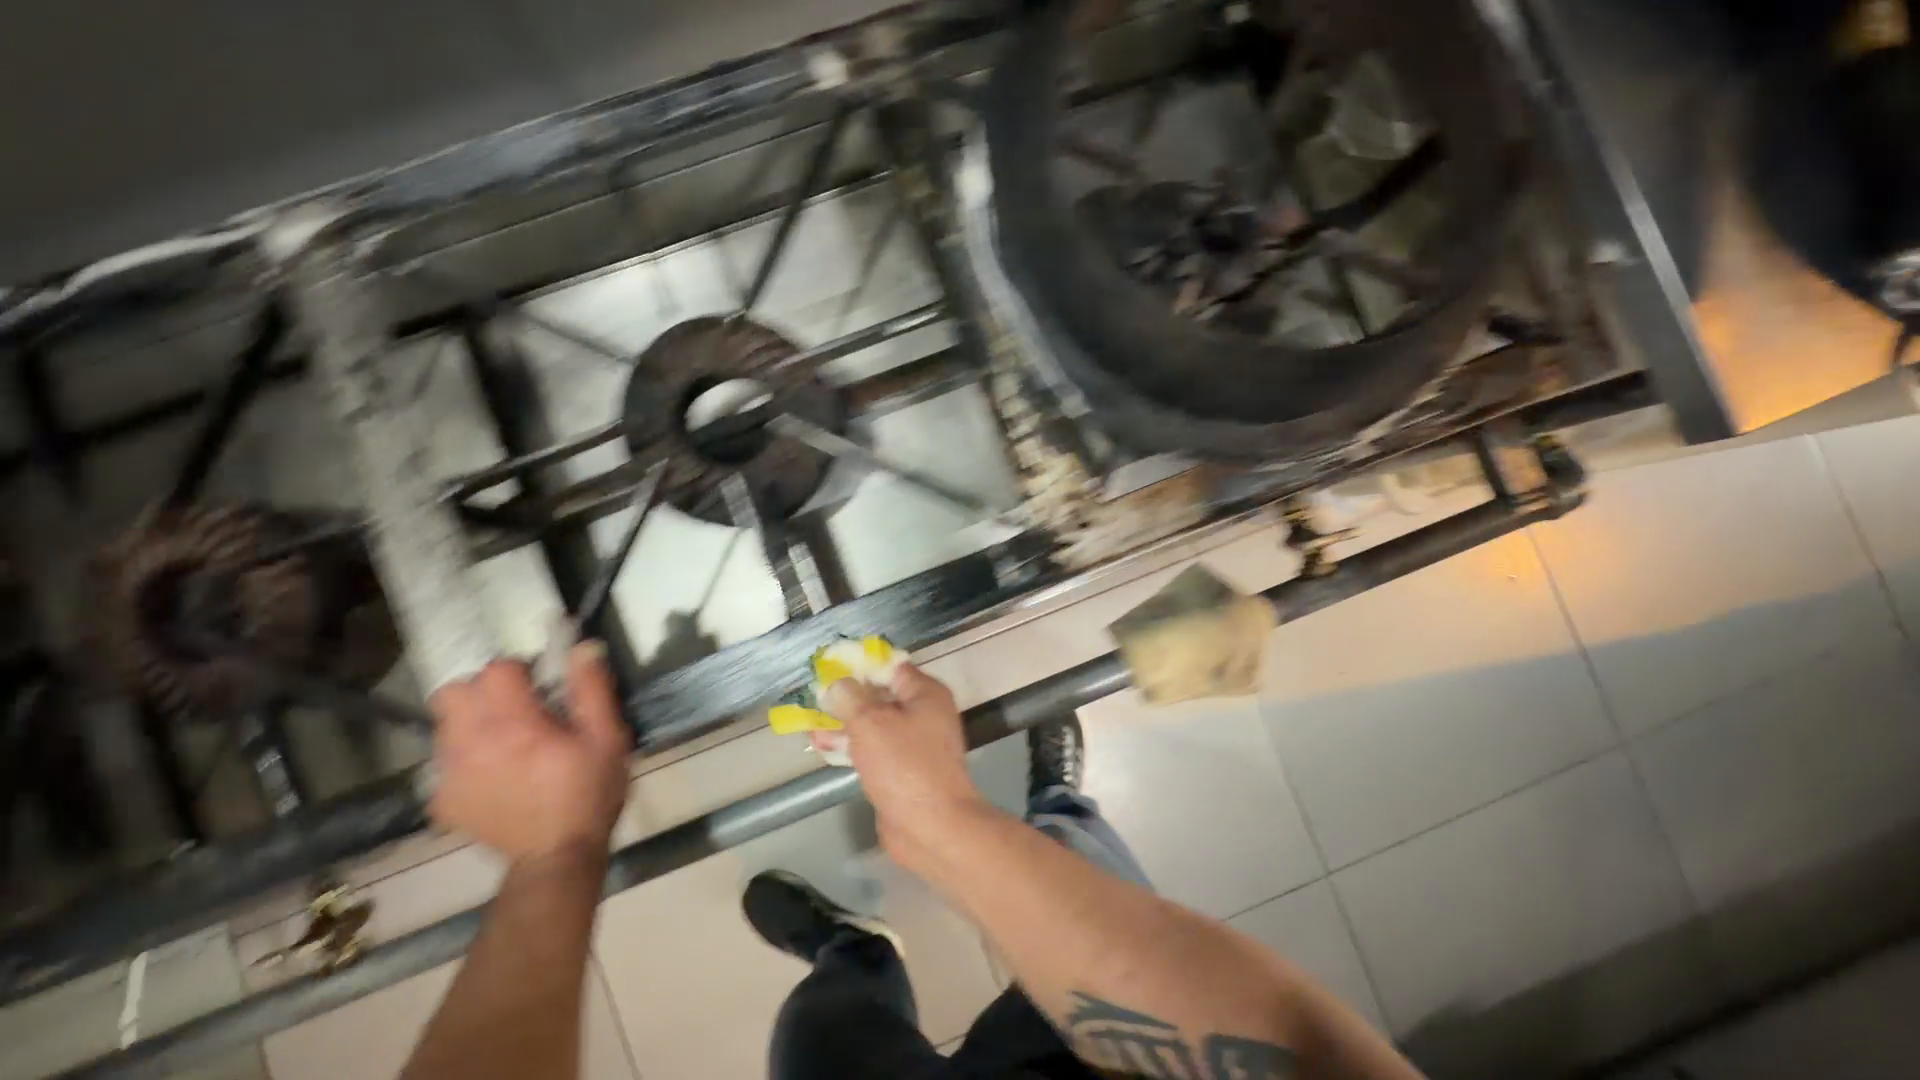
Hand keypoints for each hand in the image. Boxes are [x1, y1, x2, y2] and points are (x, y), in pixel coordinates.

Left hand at [429, 643, 630, 864]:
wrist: (556, 859)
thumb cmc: (589, 794)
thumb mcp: (607, 738)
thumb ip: (591, 689)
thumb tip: (582, 647)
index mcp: (513, 723)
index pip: (495, 670)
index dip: (520, 672)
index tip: (540, 689)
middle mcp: (471, 742)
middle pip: (454, 692)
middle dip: (482, 693)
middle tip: (513, 711)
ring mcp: (450, 774)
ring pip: (444, 726)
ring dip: (470, 725)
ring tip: (502, 744)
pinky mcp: (442, 801)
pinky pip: (443, 764)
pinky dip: (464, 762)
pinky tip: (493, 778)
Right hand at [821, 663, 989, 863]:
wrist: (931, 827)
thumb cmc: (905, 767)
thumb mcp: (871, 723)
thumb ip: (849, 698)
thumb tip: (836, 684)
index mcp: (925, 694)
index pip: (889, 667)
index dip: (858, 666)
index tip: (827, 670)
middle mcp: (924, 714)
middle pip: (879, 696)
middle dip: (846, 699)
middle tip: (814, 701)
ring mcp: (914, 744)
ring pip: (874, 725)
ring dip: (844, 725)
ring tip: (811, 727)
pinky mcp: (903, 770)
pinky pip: (874, 750)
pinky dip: (852, 747)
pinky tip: (825, 749)